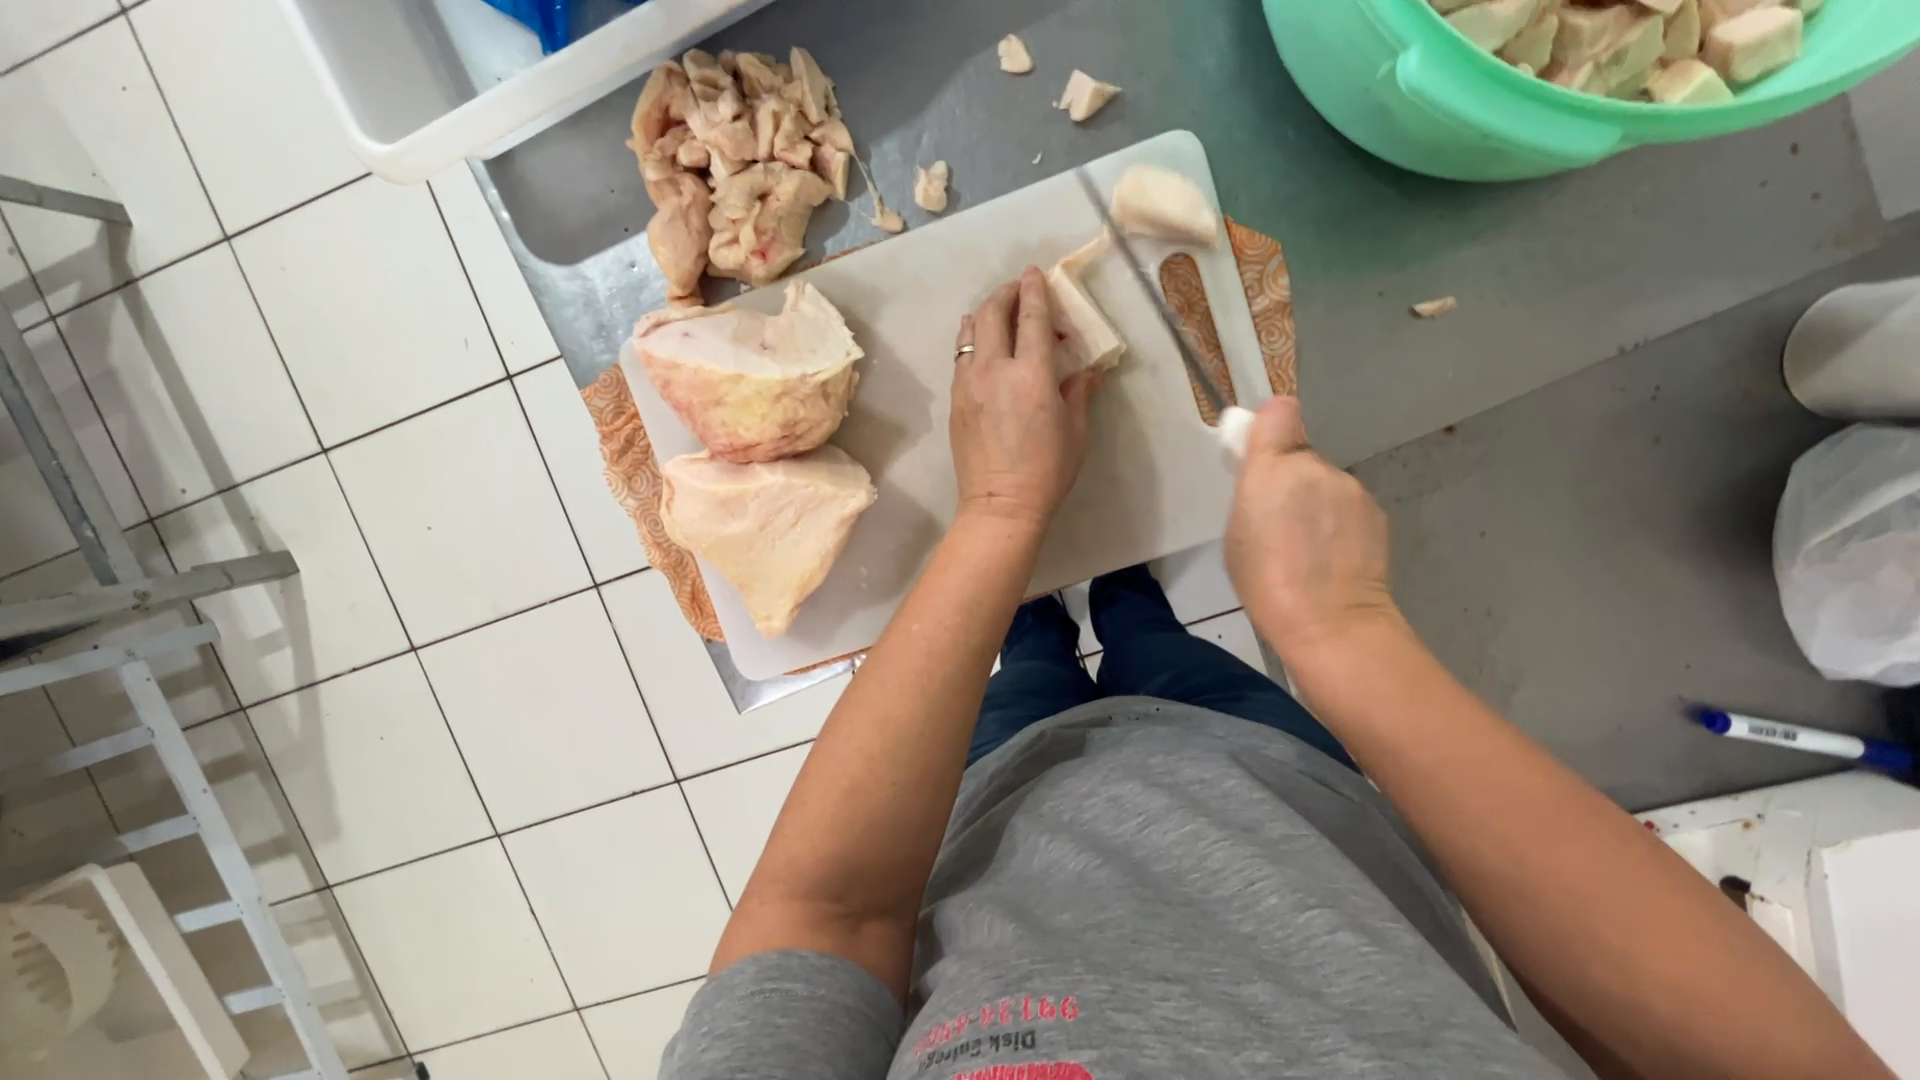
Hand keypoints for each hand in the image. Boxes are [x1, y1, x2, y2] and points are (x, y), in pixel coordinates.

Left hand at [949, 267, 1103, 530]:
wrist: (1001, 505)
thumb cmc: (1047, 471)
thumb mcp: (1075, 430)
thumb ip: (1079, 391)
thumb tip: (1090, 371)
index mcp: (1031, 374)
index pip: (1032, 318)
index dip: (1034, 290)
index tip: (1034, 273)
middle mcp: (994, 370)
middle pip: (993, 314)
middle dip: (1006, 294)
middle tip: (1018, 290)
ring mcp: (968, 385)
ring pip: (970, 333)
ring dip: (984, 315)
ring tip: (996, 313)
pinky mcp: (956, 402)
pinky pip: (961, 359)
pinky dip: (971, 342)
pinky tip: (980, 347)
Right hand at [1225, 396, 1400, 659]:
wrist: (1328, 621)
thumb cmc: (1265, 581)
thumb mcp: (1237, 533)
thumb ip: (1253, 491)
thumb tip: (1269, 478)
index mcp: (1271, 469)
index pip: (1278, 413)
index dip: (1270, 427)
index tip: (1262, 453)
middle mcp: (1315, 467)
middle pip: (1300, 456)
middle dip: (1291, 479)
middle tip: (1281, 521)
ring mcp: (1351, 488)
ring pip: (1326, 483)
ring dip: (1317, 503)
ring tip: (1308, 548)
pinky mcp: (1375, 511)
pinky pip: (1348, 506)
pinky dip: (1340, 522)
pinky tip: (1333, 556)